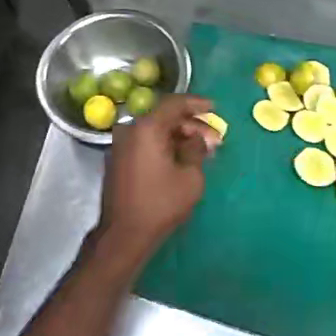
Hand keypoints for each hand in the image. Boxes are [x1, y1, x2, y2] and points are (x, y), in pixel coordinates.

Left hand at [94, 93, 218, 264]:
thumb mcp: (190, 176)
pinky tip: (182, 155)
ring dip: (179, 135)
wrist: (125, 231)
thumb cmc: (160, 203)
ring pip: (155, 129)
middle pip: (164, 116)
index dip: (196, 103)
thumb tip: (198, 137)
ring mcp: (121, 143)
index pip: (173, 104)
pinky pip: (145, 141)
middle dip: (191, 124)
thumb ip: (196, 149)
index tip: (214, 108)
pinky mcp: (119, 157)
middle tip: (215, 138)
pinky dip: (164, 143)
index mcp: (146, 128)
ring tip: (204, 149)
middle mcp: (130, 129)